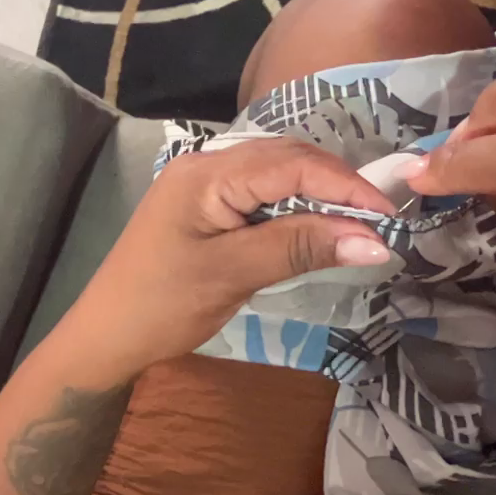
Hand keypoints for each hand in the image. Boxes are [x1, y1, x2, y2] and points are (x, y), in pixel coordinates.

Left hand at [55, 138, 393, 377]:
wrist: (106, 335)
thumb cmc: (162, 305)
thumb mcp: (233, 274)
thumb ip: (299, 247)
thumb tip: (374, 239)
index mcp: (206, 173)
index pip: (291, 163)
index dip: (345, 185)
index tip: (389, 215)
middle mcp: (205, 165)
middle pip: (286, 159)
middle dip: (336, 185)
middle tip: (380, 220)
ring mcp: (203, 184)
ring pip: (276, 175)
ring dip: (318, 195)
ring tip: (357, 224)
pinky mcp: (205, 207)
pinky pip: (260, 194)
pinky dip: (294, 209)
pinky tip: (315, 228)